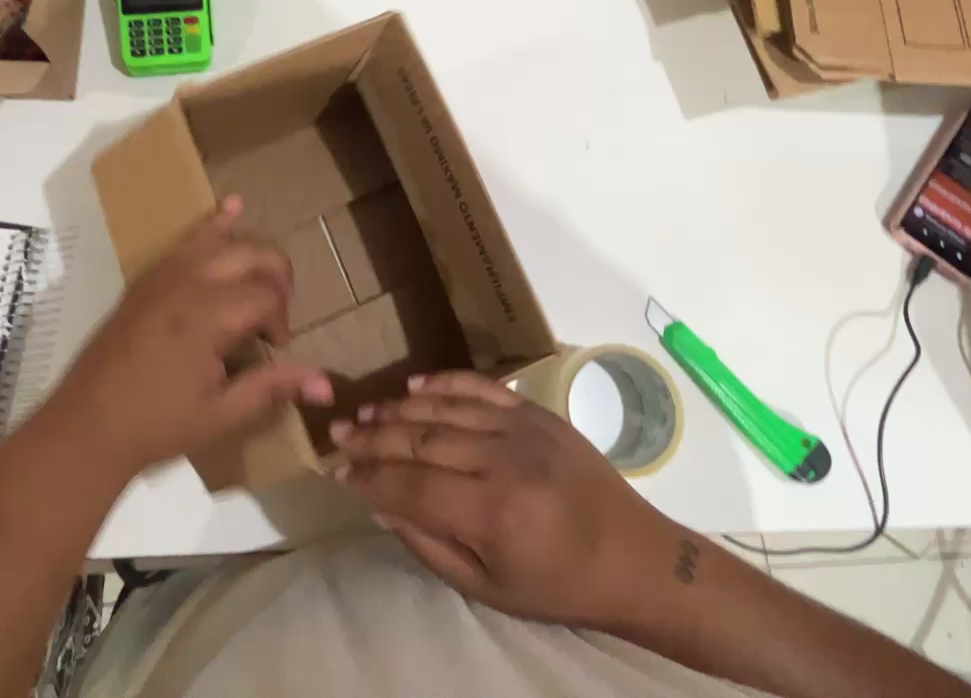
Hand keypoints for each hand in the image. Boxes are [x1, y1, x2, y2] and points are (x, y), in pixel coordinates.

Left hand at [41, 197, 332, 478]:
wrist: (85, 427)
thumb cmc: (156, 425)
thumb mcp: (220, 414)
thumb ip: (272, 389)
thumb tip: (326, 384)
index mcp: (205, 317)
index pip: (266, 295)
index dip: (282, 319)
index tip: (275, 348)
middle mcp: (186, 284)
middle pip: (252, 254)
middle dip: (277, 277)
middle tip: (276, 316)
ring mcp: (162, 276)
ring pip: (221, 240)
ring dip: (251, 250)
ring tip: (266, 275)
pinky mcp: (146, 280)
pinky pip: (185, 240)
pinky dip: (213, 223)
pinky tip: (232, 205)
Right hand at [332, 372, 693, 633]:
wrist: (633, 556)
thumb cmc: (557, 585)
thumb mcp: (487, 587)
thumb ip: (428, 543)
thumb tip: (378, 503)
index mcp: (492, 514)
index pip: (410, 486)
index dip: (368, 479)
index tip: (336, 473)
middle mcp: (503, 462)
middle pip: (420, 440)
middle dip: (372, 439)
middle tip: (336, 435)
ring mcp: (521, 429)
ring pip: (444, 409)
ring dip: (397, 409)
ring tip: (363, 412)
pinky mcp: (536, 413)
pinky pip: (481, 387)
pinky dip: (443, 383)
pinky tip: (412, 386)